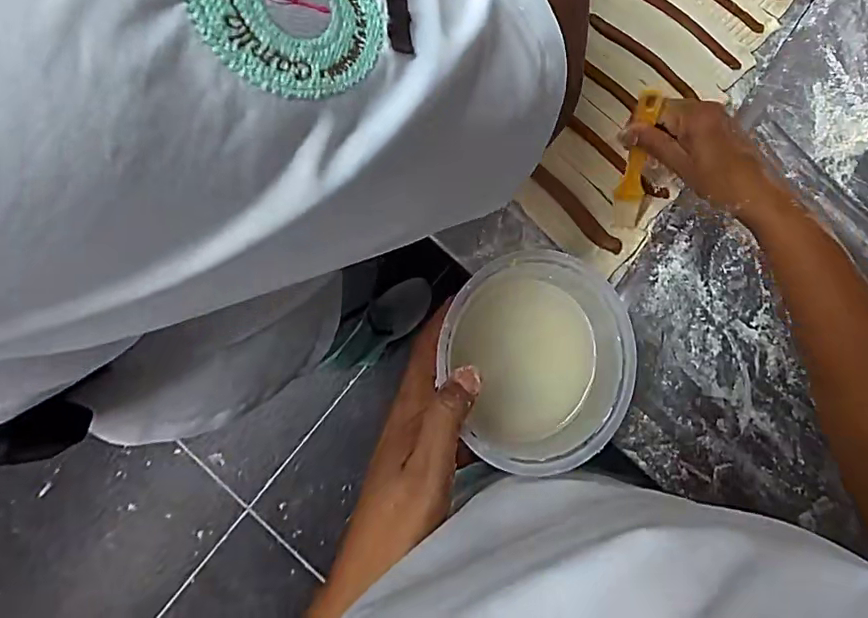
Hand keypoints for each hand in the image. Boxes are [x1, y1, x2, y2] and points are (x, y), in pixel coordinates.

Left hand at [312, 307, 478, 615]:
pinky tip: (490, 408)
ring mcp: (413, 441)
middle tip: (490, 313)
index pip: (421, 351)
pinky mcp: (422, 462)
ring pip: (440, 388)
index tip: (467, 291)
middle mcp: (406, 420)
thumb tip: (469, 367)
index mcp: (405, 413)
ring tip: (495, 350)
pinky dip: (468, 400)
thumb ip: (444, 418)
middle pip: (430, 364)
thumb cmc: (397, 521)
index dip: (440, 318)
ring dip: (461, 365)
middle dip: (454, 333)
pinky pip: (449, 415)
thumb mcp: (425, 468)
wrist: (372, 576)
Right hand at [624, 99, 799, 225]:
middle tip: (642, 154)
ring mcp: (718, 115)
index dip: (638, 125)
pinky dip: (683, 135)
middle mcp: (706, 107)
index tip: (628, 144)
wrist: (759, 195)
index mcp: (694, 114)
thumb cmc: (720, 183)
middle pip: (668, 110)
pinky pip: (696, 123)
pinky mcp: (725, 125)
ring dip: (667, 134)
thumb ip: (653, 144)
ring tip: (660, 159)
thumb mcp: (681, 165)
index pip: (655, 109)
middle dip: (652, 129)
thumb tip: (627, 132)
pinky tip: (681, 157)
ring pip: (681, 117)